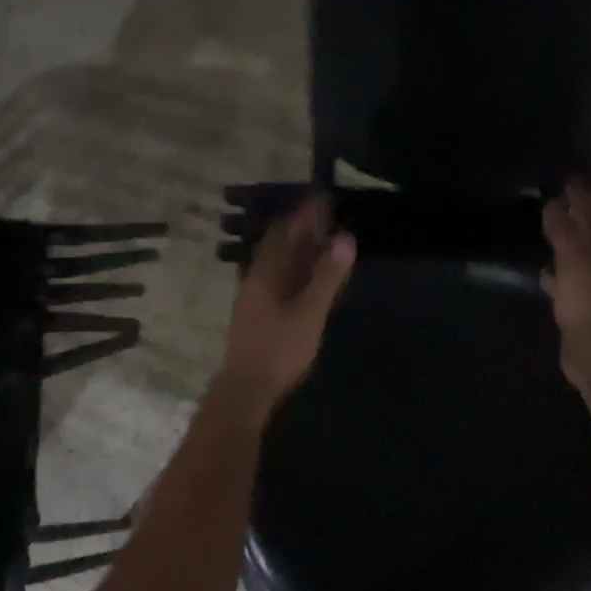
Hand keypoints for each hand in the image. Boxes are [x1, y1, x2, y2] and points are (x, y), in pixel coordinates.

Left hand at [212, 194, 355, 423]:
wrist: (246, 391)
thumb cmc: (278, 351)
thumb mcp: (309, 314)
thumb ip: (327, 277)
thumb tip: (345, 238)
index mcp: (265, 274)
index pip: (284, 233)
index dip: (304, 215)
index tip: (324, 199)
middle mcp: (255, 280)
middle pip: (278, 247)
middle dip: (302, 230)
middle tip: (326, 216)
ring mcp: (254, 300)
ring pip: (278, 266)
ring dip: (298, 252)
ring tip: (322, 242)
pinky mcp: (258, 318)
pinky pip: (278, 283)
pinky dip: (295, 273)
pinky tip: (307, 280)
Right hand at [542, 181, 590, 389]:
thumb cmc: (590, 303)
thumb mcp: (573, 260)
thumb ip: (563, 231)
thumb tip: (553, 204)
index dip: (584, 194)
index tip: (566, 181)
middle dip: (588, 215)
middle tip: (567, 204)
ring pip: (590, 253)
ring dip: (575, 242)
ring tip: (554, 232)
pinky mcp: (590, 304)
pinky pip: (575, 279)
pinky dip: (563, 272)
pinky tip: (547, 274)